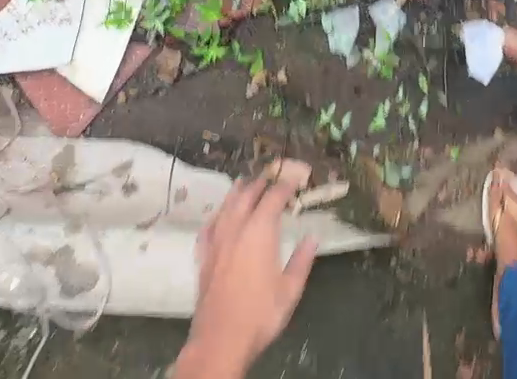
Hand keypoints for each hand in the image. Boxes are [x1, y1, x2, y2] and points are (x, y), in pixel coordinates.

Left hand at [173, 176, 317, 378]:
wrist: (221, 339)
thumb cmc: (260, 314)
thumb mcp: (290, 289)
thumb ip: (302, 260)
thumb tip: (313, 238)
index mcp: (260, 231)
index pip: (273, 198)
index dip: (285, 185)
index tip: (295, 179)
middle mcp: (236, 229)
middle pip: (247, 196)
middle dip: (260, 184)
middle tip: (271, 177)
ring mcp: (216, 241)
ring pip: (226, 207)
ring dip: (237, 193)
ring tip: (244, 184)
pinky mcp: (203, 257)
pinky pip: (208, 228)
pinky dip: (216, 216)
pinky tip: (217, 217)